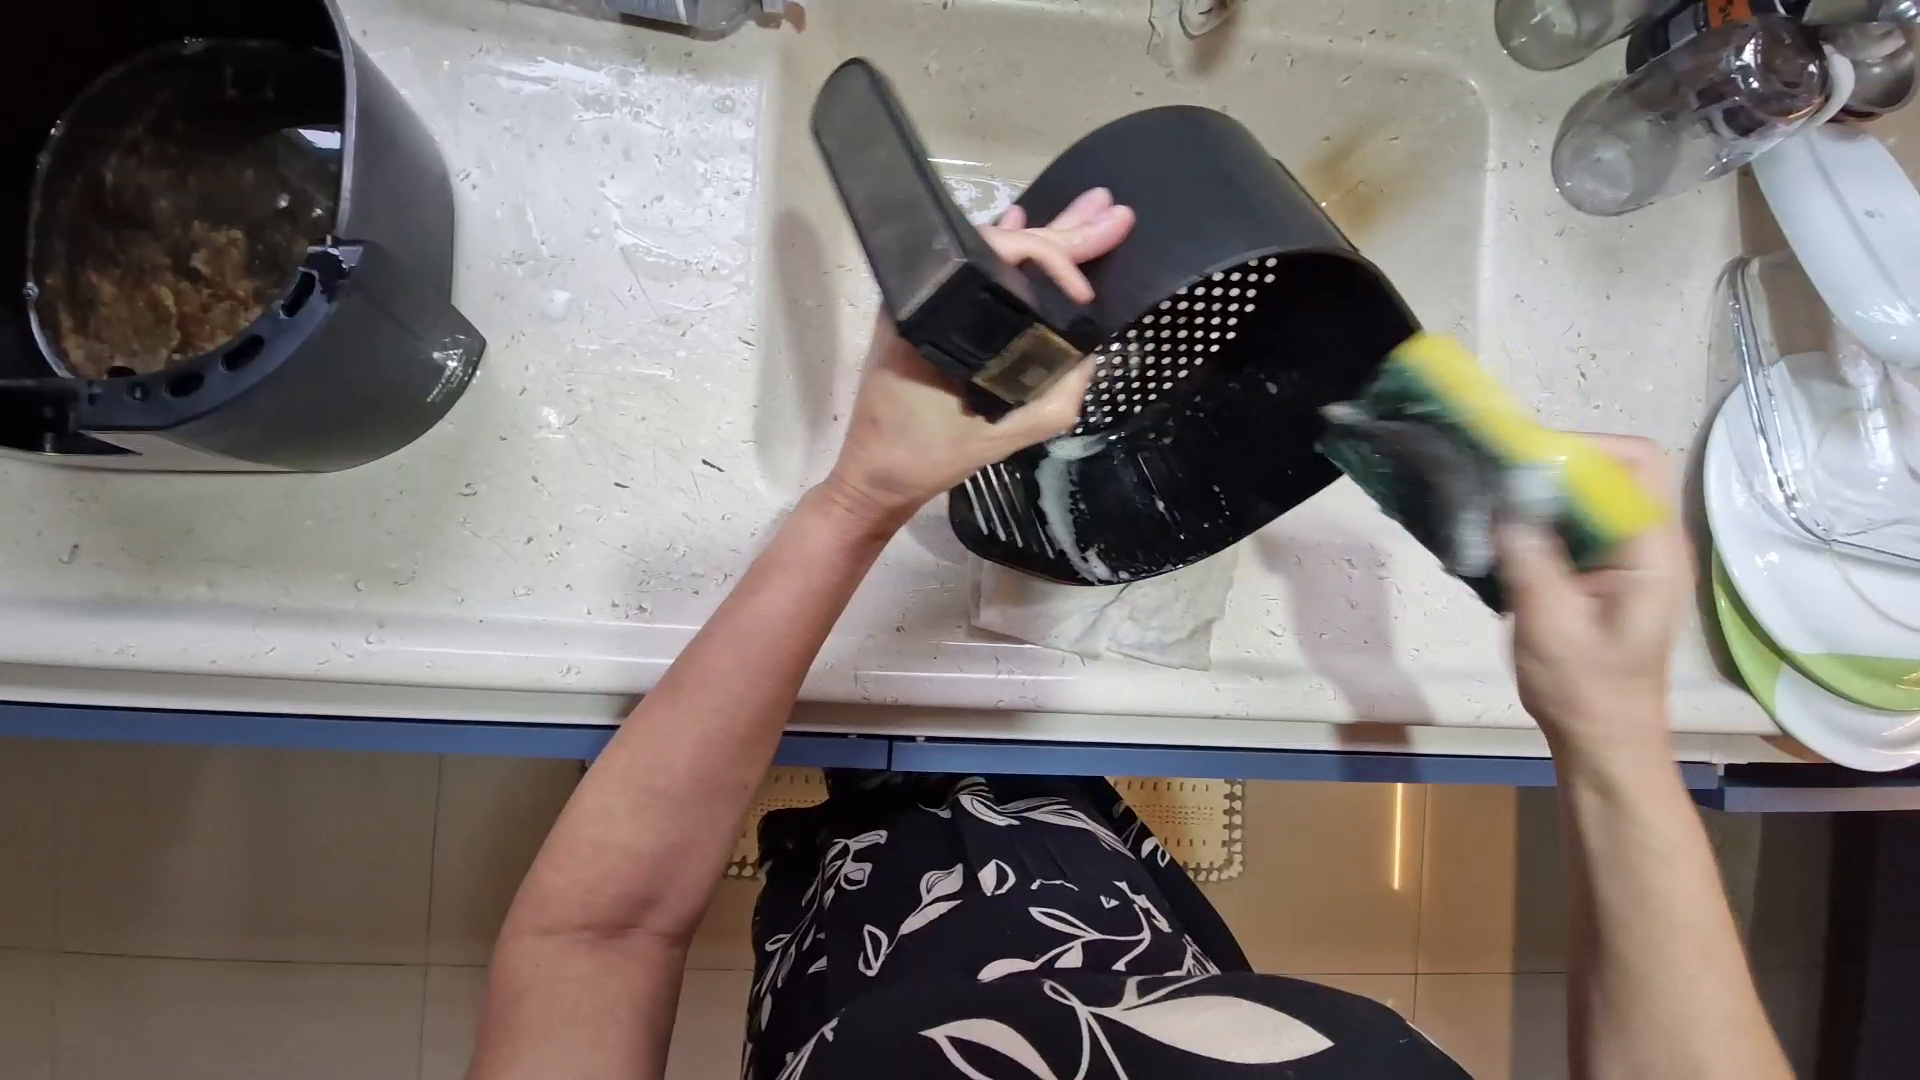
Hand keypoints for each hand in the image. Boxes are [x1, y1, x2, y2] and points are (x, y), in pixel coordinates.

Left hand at [820, 188, 1135, 529]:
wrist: (872, 478)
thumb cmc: (923, 460)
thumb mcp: (996, 440)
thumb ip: (1051, 405)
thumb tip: (1091, 361)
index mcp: (933, 314)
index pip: (1001, 258)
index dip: (1052, 260)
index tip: (1085, 294)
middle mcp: (922, 296)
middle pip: (1000, 251)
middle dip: (1063, 235)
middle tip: (1112, 214)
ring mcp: (921, 305)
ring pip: (990, 261)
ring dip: (1042, 240)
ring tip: (1091, 214)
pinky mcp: (925, 320)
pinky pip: (973, 279)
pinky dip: (1007, 260)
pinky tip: (1025, 225)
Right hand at [1496, 436, 1691, 760]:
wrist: (1599, 735)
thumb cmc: (1583, 687)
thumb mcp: (1551, 624)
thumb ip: (1531, 560)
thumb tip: (1504, 502)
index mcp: (1651, 551)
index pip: (1635, 465)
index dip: (1581, 450)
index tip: (1517, 461)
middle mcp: (1643, 543)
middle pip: (1605, 473)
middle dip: (1546, 468)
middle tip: (1488, 480)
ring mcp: (1619, 557)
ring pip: (1579, 498)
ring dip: (1531, 494)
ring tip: (1483, 505)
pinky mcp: (1592, 570)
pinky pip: (1563, 525)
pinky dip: (1527, 520)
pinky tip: (1493, 537)